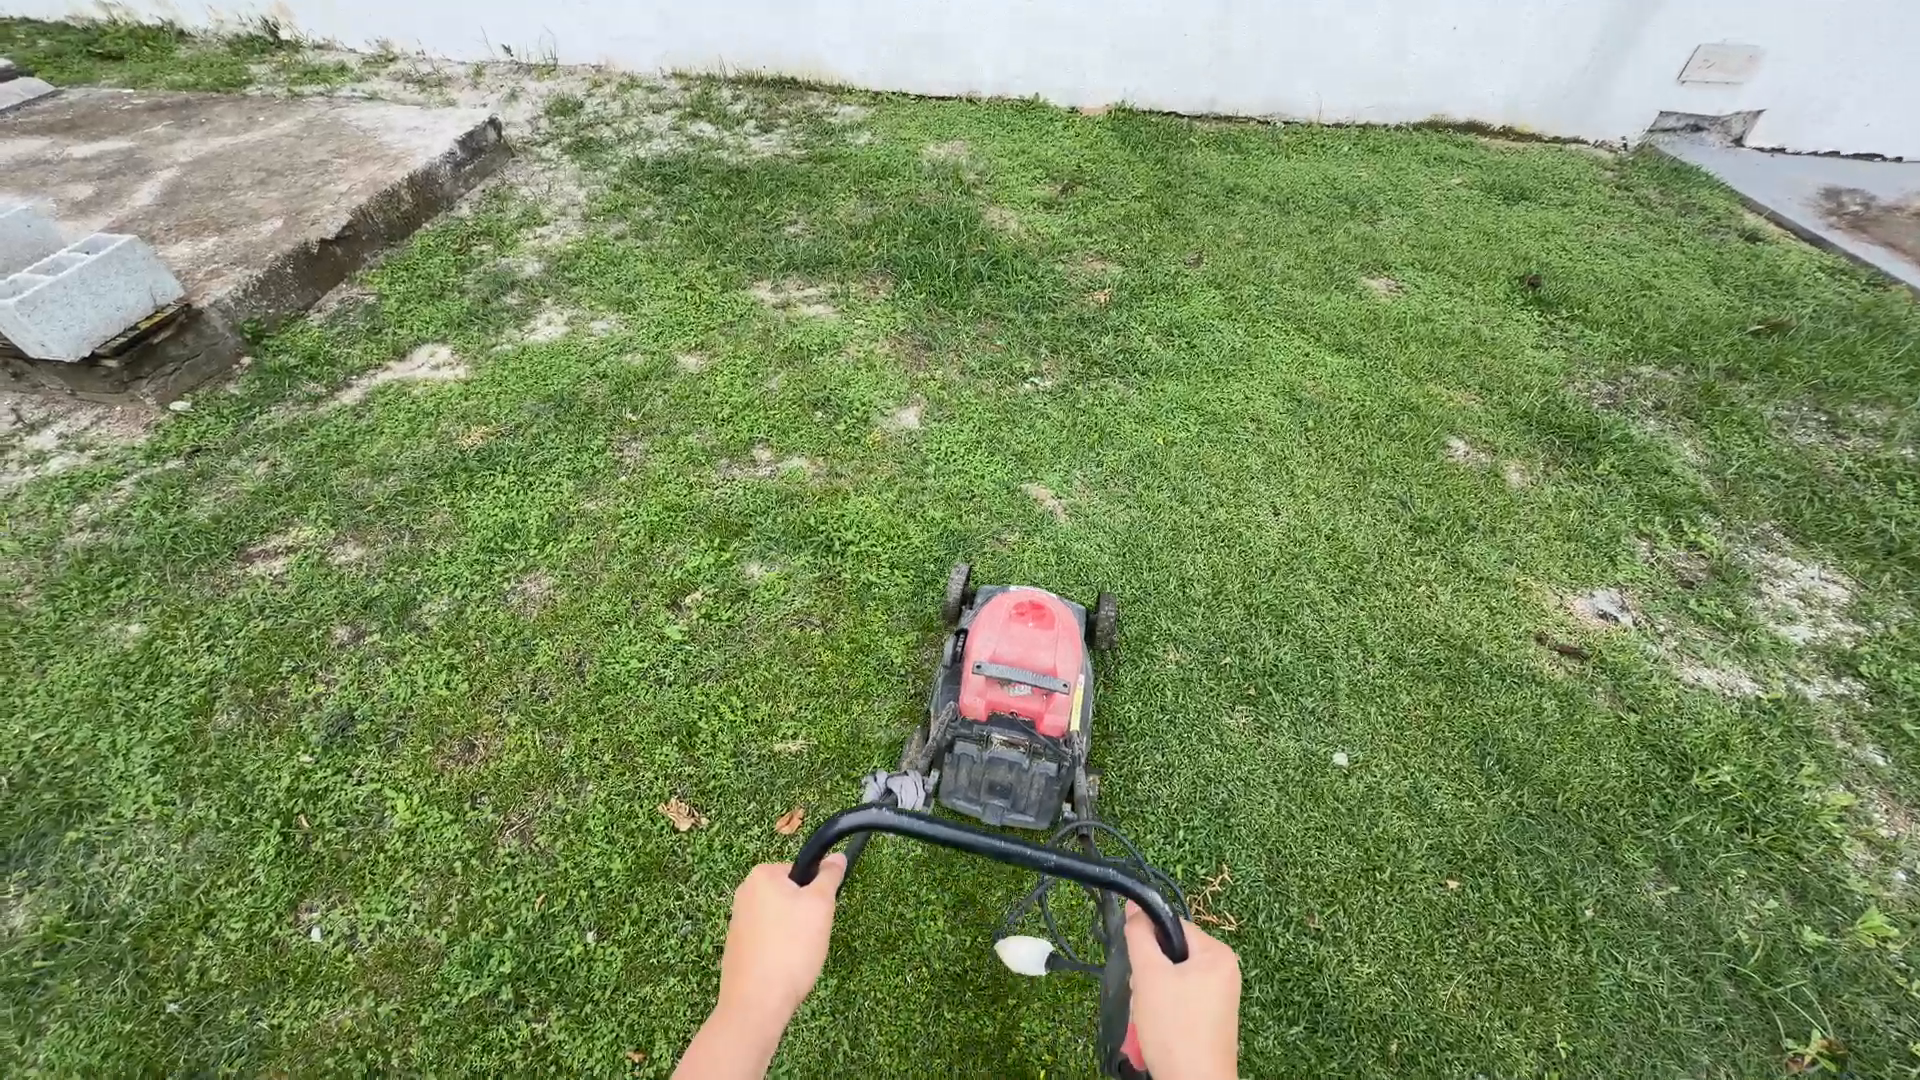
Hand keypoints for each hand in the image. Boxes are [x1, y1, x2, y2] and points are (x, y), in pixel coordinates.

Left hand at [716, 855, 846, 1026]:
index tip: (819, 914)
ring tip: (798, 956)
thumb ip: (830, 876)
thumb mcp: (821, 905)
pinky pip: (768, 940)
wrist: (756, 1005)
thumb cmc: (791, 948)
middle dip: (805, 915)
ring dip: (794, 934)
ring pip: (781, 920)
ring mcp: (737, 923)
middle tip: (811, 935)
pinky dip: (780, 950)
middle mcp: (744, 894)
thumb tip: (837, 856)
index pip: (801, 872)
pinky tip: (785, 968)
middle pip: (790, 896)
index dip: (816, 892)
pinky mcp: (737, 950)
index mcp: (760, 875)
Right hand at [1124, 903, 1240, 1079]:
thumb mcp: (1148, 974)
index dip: (1149, 941)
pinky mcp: (1212, 1018)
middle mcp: (1225, 971)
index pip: (1173, 927)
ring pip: (1173, 977)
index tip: (1138, 966)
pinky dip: (1164, 1007)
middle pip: (1172, 953)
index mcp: (1218, 953)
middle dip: (1150, 972)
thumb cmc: (1174, 1027)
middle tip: (1142, 994)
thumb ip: (1139, 935)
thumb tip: (1135, 905)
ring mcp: (1220, 996)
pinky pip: (1181, 997)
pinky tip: (1156, 1026)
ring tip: (1148, 1015)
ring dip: (1152, 992)